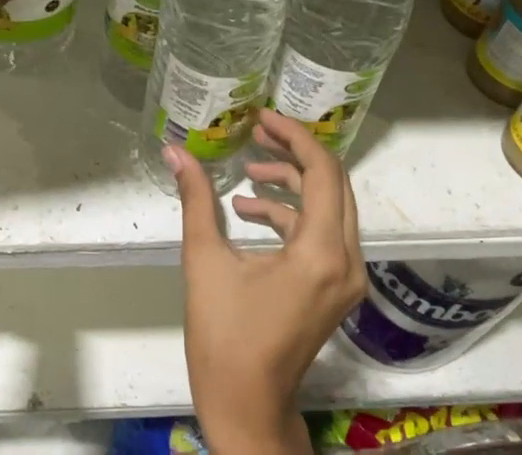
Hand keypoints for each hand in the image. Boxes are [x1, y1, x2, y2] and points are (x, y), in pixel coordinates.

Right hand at [168, 111, 365, 453]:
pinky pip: (324, 235)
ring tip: (247, 173)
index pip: (321, 172)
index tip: (261, 118)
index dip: (293, 136)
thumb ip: (196, 199)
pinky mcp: (336, 290)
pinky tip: (250, 213)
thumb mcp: (205, 259)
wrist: (246, 403)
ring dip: (291, 185)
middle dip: (295, 154)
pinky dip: (292, 217)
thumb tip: (174, 151)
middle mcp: (347, 261)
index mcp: (321, 252)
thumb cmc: (224, 334)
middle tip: (256, 133)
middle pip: (334, 185)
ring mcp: (346, 279)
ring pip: (330, 209)